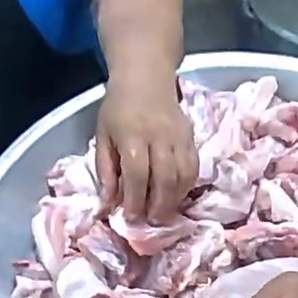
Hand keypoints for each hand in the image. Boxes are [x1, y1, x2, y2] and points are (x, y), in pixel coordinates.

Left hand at [96, 71, 197, 221]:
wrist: (146, 76)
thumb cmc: (119, 109)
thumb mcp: (103, 135)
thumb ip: (106, 170)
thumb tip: (109, 203)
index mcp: (132, 134)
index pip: (136, 173)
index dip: (134, 199)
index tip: (132, 217)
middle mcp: (158, 135)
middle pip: (164, 178)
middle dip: (158, 205)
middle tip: (152, 222)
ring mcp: (178, 137)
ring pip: (182, 176)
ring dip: (174, 200)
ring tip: (165, 214)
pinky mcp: (191, 139)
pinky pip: (193, 170)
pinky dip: (186, 188)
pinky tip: (177, 197)